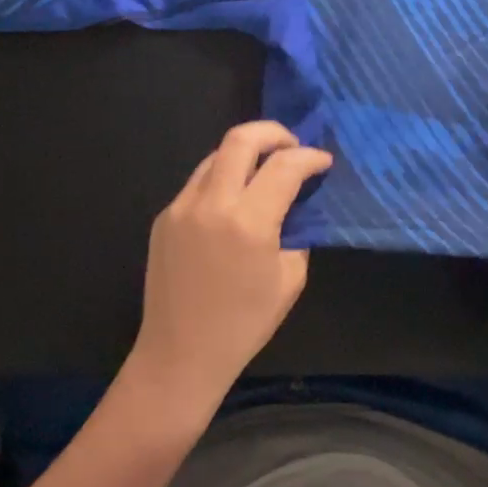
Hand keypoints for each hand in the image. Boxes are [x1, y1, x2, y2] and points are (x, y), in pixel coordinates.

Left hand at [127, 121, 332, 412]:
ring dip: (244, 154)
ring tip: (264, 171)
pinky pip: (197, 183)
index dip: (310, 157)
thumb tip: (296, 206)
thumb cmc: (243, 325)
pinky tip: (234, 201)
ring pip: (214, 156)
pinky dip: (221, 179)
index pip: (284, 166)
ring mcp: (181, 207)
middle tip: (292, 147)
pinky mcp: (164, 217)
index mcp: (248, 222)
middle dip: (273, 133)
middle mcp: (210, 203)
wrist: (180, 353)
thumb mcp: (289, 279)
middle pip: (240, 138)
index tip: (323, 162)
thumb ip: (296, 233)